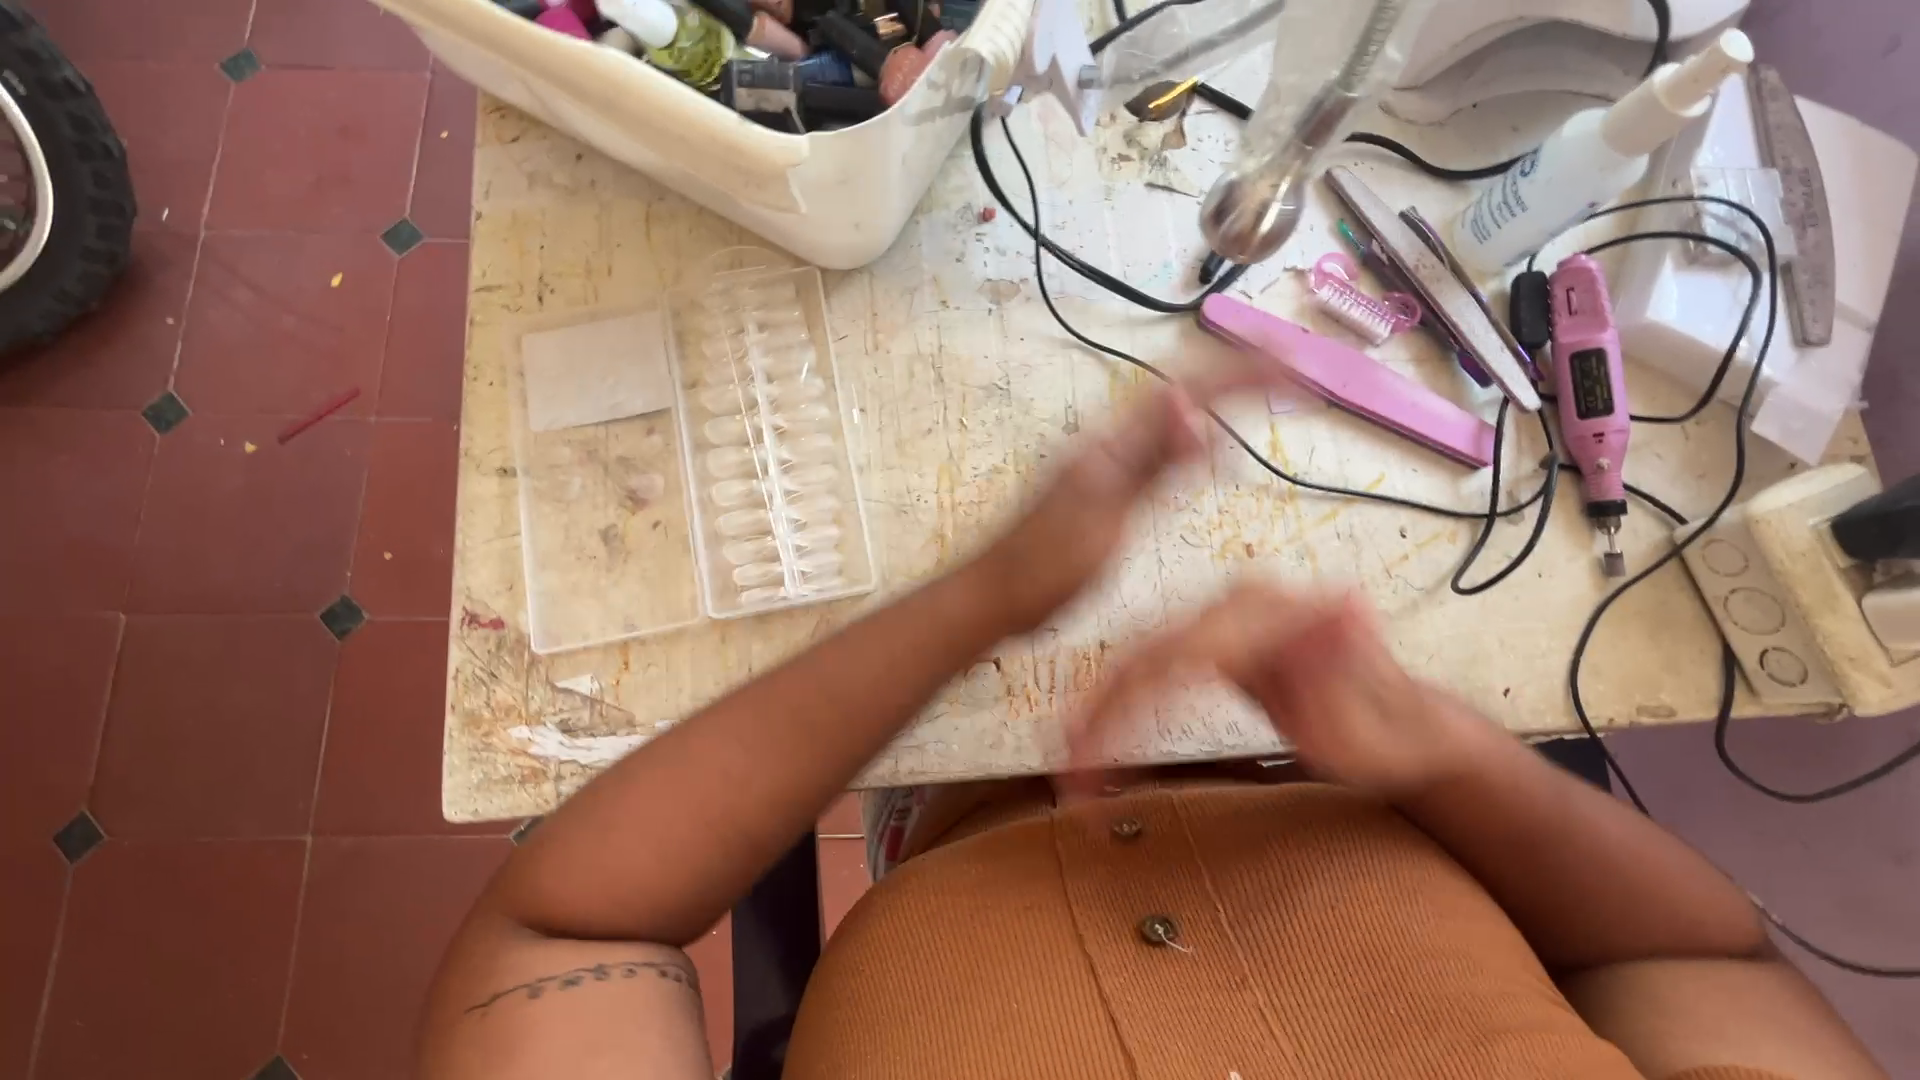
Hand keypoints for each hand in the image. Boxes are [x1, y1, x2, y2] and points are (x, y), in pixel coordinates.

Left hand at [969, 356, 1283, 633]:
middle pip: (1180, 390)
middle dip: (1236, 371)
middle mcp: (1107, 441)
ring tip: (1262, 382)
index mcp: (1110, 444)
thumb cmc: (1044, 568)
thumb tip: (1192, 406)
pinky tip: (1202, 439)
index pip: (1185, 390)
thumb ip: (1149, 466)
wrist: (995, 596)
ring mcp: (1102, 460)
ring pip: (1169, 413)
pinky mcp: (1101, 483)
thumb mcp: (1105, 520)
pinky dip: (1191, 430)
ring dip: (1217, 394)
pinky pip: (1156, 442)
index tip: (1290, 358)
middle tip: (1290, 363)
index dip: (1239, 369)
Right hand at [1063, 581, 1499, 799]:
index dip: (1130, 701)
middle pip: (1147, 652)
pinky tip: (1092, 736)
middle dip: (1099, 713)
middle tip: (1068, 773)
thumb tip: (1342, 601)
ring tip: (1069, 764)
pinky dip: (1117, 707)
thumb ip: (1352, 671)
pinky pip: (1150, 670)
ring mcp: (1219, 619)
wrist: (1401, 723)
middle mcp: (1238, 603)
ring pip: (1137, 659)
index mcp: (1273, 614)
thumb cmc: (1393, 732)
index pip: (1181, 651)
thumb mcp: (1380, 717)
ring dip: (1097, 713)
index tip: (1091, 749)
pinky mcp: (1208, 642)